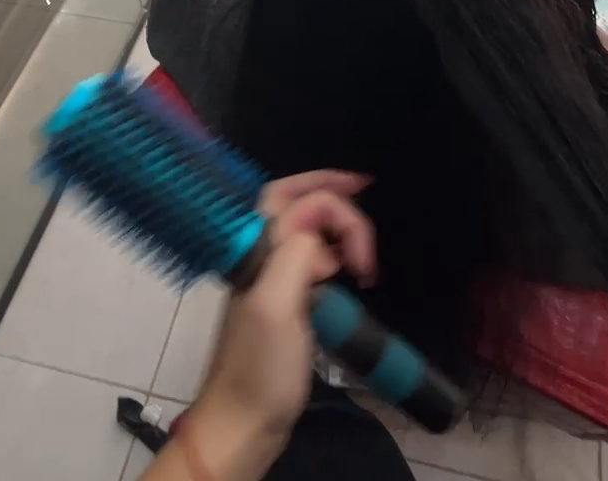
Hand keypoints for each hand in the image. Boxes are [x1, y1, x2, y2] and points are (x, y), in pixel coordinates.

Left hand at [176, 170, 374, 480]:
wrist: (242, 424)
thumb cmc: (260, 368)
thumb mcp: (277, 307)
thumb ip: (297, 256)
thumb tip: (321, 239)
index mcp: (256, 248)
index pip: (298, 201)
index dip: (338, 212)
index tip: (365, 256)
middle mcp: (259, 254)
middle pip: (291, 199)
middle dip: (327, 186)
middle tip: (362, 184)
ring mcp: (268, 277)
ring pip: (300, 226)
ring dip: (331, 220)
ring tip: (360, 241)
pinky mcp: (281, 301)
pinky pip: (305, 257)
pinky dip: (329, 250)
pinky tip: (344, 267)